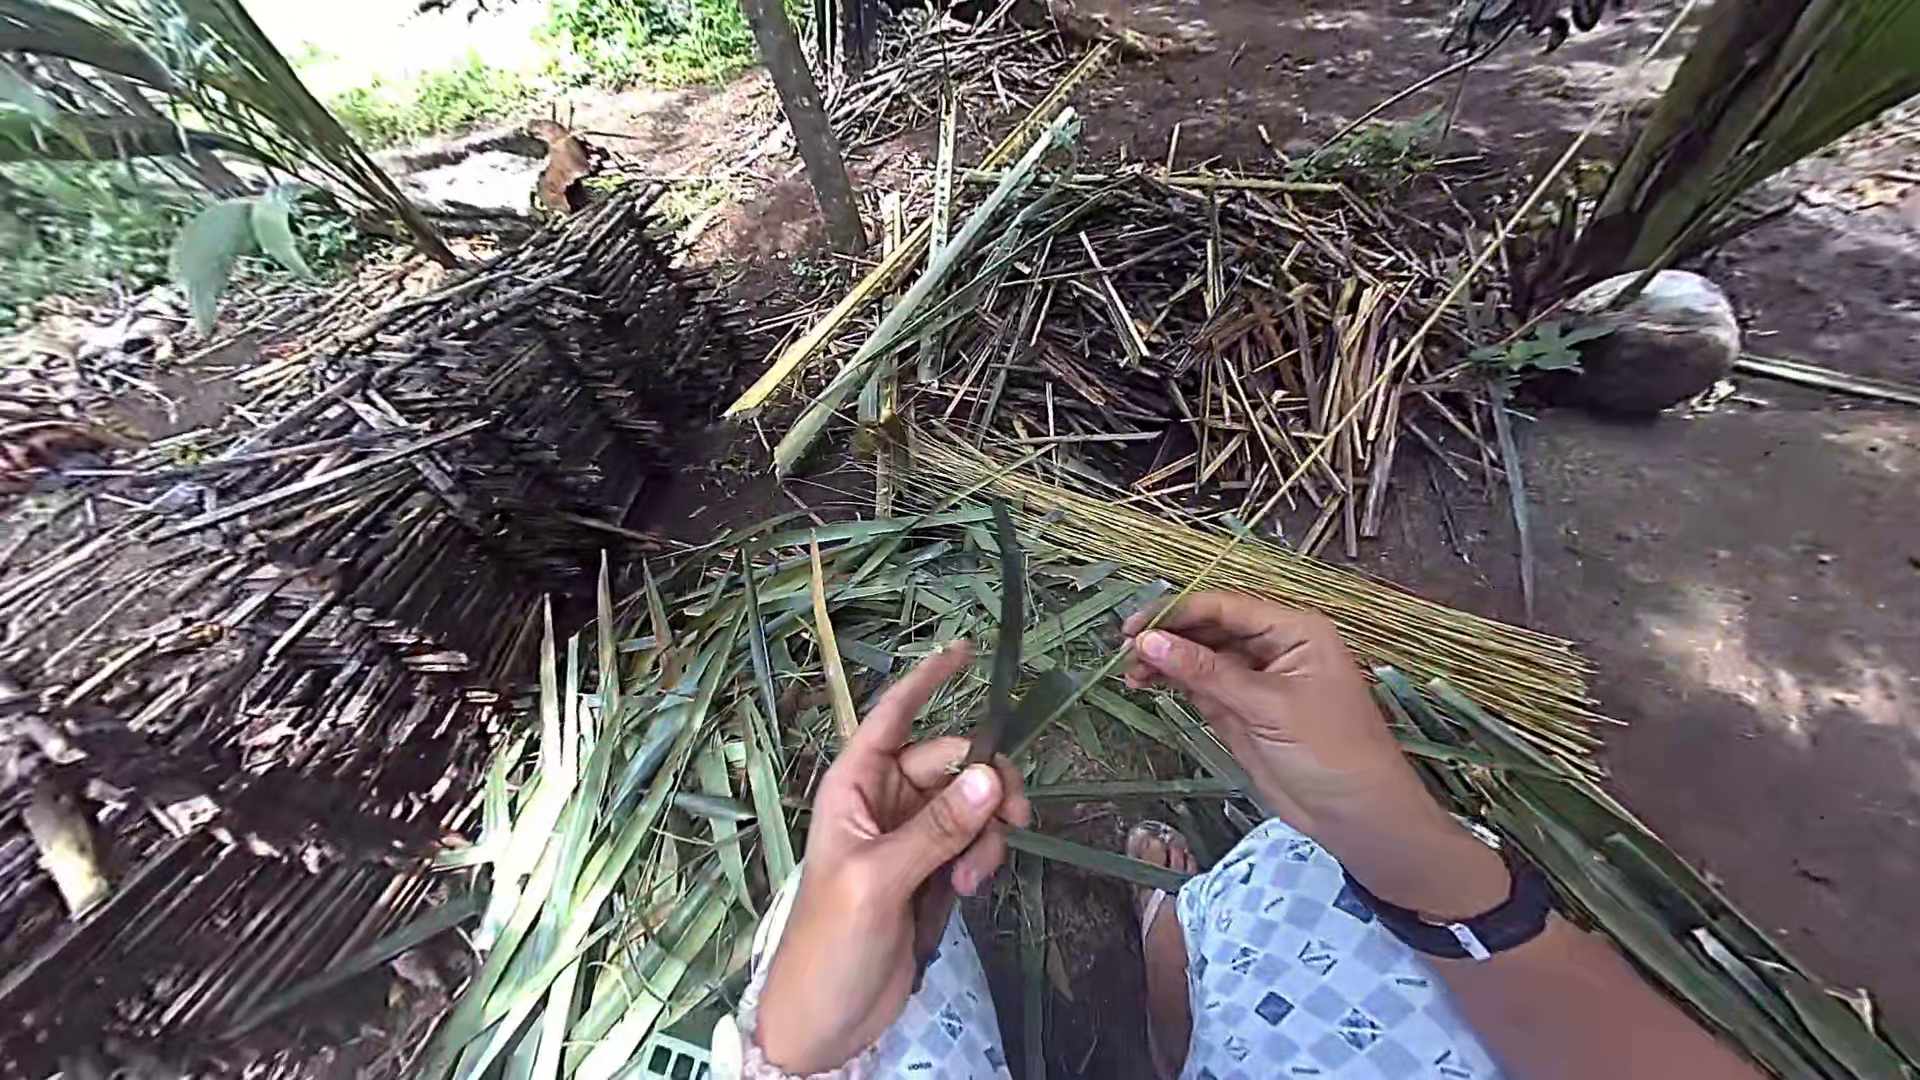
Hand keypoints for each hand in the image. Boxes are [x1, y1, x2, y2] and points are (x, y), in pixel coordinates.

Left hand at [755, 641, 1031, 1072]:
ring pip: (970, 799)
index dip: (928, 679)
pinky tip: (970, 887)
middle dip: (986, 786)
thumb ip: (936, 828)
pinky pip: (973, 835)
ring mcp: (913, 828)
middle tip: (1015, 819)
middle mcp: (887, 794)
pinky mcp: (933, 861)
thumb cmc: (830, 941)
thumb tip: (992, 777)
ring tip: (973, 876)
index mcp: (857, 781)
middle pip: (953, 761)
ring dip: (986, 830)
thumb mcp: (879, 880)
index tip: (965, 650)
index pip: (895, 714)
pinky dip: (982, 853)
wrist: (826, 1021)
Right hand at [1123, 593, 1507, 918]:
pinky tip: (1145, 684)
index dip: (1176, 612)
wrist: (1361, 823)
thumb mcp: (1266, 706)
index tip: (1136, 627)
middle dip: (1166, 636)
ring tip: (1130, 674)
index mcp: (1292, 630)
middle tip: (1126, 651)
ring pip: (1197, 654)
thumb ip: (1205, 671)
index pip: (1223, 606)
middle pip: (1206, 627)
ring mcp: (1252, 675)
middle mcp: (1270, 644)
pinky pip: (1198, 683)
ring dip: (1163, 660)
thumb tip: (1147, 640)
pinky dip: (1171, 682)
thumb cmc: (1330, 754)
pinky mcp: (1238, 705)